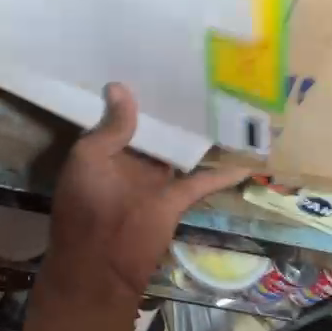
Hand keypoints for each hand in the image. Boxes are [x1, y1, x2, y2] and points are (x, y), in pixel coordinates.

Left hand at [43, 84, 250, 305]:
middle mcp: (129, 163)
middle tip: (193, 73)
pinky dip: (222, 173)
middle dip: (167, 109)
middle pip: (152, 131)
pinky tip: (246, 159)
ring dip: (194, 135)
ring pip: (177, 152)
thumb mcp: (88, 159)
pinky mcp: (175, 199)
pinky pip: (202, 182)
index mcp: (103, 151)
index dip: (133, 95)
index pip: (120, 116)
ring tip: (220, 103)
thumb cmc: (85, 207)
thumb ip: (109, 127)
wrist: (99, 266)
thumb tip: (119, 86)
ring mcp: (154, 181)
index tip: (151, 65)